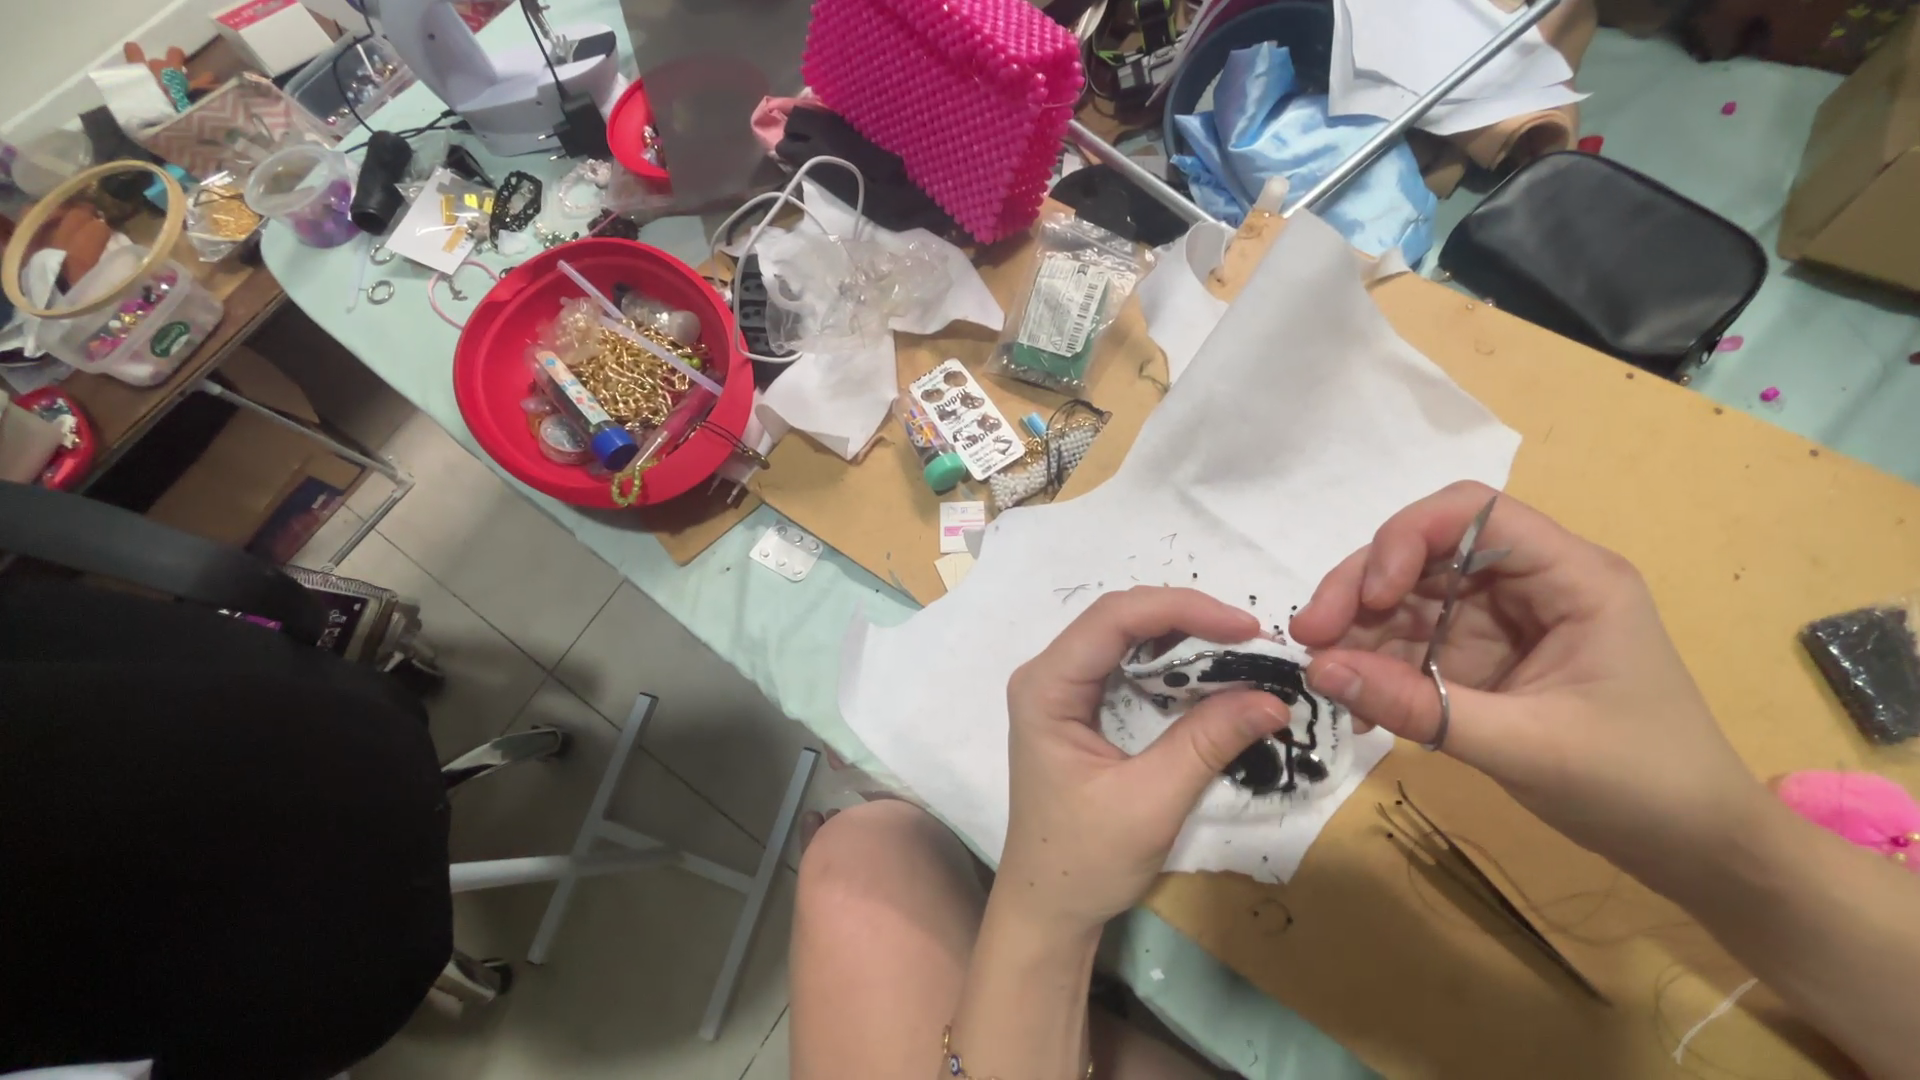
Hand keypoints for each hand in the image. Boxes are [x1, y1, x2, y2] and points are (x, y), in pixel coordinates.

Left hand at [997, 587, 1290, 933]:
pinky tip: (1211, 677)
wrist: (1050, 907)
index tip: (1246, 626)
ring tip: (1243, 654)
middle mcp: (1048, 675)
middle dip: (1189, 621)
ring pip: (1127, 638)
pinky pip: (1129, 667)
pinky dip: (1174, 667)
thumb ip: (1206, 743)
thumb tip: (1274, 698)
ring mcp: (1063, 689)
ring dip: (1185, 640)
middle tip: (1255, 641)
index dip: (1181, 609)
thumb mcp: (1151, 801)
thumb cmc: (1086, 859)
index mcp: (1046, 687)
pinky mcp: (1082, 708)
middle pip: (1120, 619)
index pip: (1113, 618)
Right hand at [1288, 481, 1766, 882]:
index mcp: (1569, 578)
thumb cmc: (1640, 786)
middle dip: (1360, 588)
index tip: (1370, 598)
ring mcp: (1495, 622)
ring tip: (1322, 676)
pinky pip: (1405, 643)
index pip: (1471, 513)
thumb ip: (1418, 706)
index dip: (1407, 538)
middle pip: (1420, 552)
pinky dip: (1370, 666)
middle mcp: (1525, 585)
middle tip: (1310, 639)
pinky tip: (1354, 703)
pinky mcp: (1474, 658)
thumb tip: (1317, 670)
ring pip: (1402, 596)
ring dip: (1354, 630)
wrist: (1695, 850)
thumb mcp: (1527, 746)